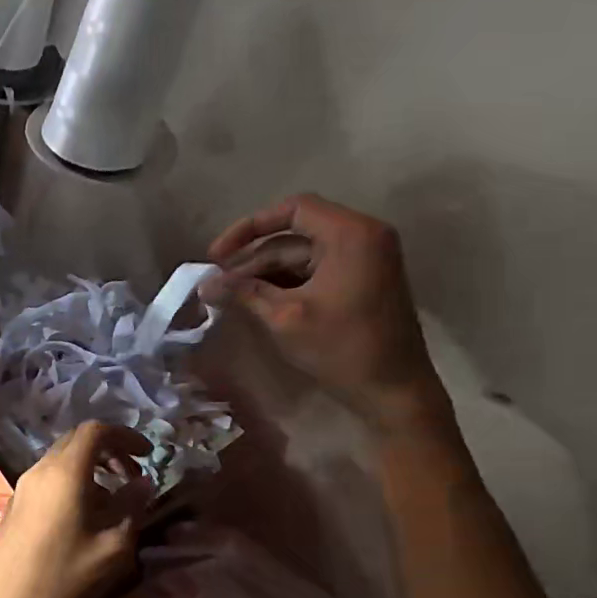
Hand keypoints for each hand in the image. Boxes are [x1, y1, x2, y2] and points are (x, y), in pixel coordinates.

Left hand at [0, 424, 153, 597]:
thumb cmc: (63, 580)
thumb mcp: (112, 548)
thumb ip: (131, 508)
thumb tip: (141, 484)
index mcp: (64, 473)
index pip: (95, 431)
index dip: (125, 436)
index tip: (147, 455)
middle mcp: (38, 472)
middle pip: (75, 442)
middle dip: (108, 451)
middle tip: (132, 475)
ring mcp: (20, 490)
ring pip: (59, 462)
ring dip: (89, 470)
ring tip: (112, 500)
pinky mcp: (11, 509)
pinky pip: (46, 482)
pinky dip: (70, 484)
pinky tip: (82, 518)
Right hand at [206, 194, 450, 434]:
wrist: (391, 388)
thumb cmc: (340, 348)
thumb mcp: (284, 318)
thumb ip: (244, 293)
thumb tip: (205, 284)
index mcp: (350, 234)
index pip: (292, 210)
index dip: (248, 227)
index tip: (216, 255)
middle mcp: (362, 236)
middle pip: (295, 233)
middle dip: (253, 256)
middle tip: (217, 280)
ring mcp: (364, 259)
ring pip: (303, 255)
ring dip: (265, 272)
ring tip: (229, 294)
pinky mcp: (362, 280)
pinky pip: (316, 270)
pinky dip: (285, 282)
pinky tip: (256, 300)